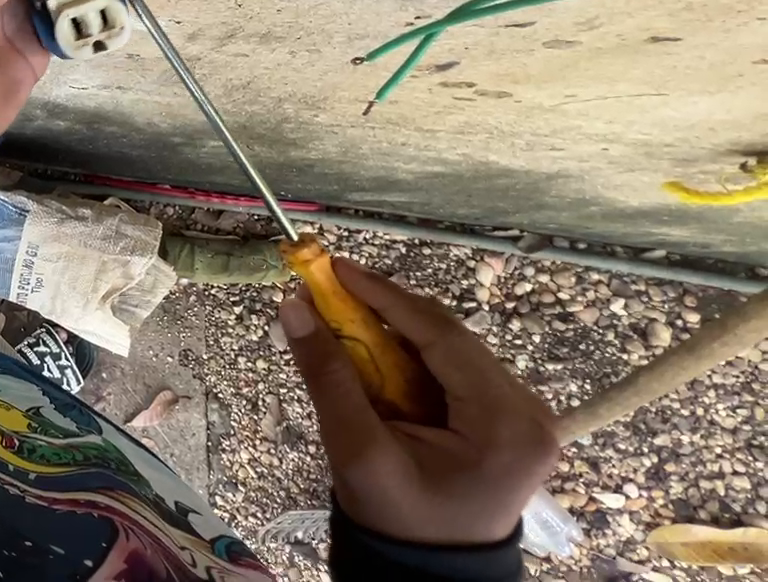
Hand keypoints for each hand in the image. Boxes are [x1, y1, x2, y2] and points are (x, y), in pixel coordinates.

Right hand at [279, 260, 557, 545]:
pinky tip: (365, 344)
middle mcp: (526, 409)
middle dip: (382, 306)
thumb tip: (292, 306)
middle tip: (324, 287)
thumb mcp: (356, 447)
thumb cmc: (397, 513)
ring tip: (336, 313)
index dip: (385, 294)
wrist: (428, 568)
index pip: (442, 335)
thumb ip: (327, 374)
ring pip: (443, 343)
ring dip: (388, 325)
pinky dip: (400, 347)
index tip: (333, 266)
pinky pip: (445, 363)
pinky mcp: (499, 416)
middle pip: (446, 334)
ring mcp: (517, 412)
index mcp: (507, 422)